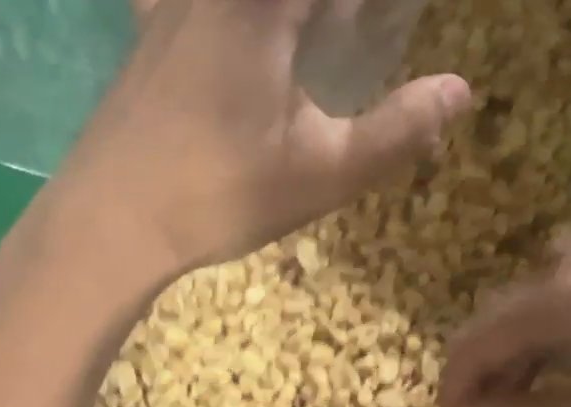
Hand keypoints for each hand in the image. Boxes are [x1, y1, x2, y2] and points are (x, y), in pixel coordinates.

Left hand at [41, 0, 469, 277]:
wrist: (109, 221)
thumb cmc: (218, 196)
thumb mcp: (321, 173)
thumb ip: (397, 132)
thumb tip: (461, 92)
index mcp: (263, 4)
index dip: (372, 12)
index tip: (388, 31)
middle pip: (296, 0)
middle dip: (340, 19)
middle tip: (364, 42)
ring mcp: (175, 6)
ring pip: (251, 5)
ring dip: (296, 22)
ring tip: (319, 49)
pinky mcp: (151, 33)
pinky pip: (203, 11)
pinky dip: (243, 29)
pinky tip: (248, 65)